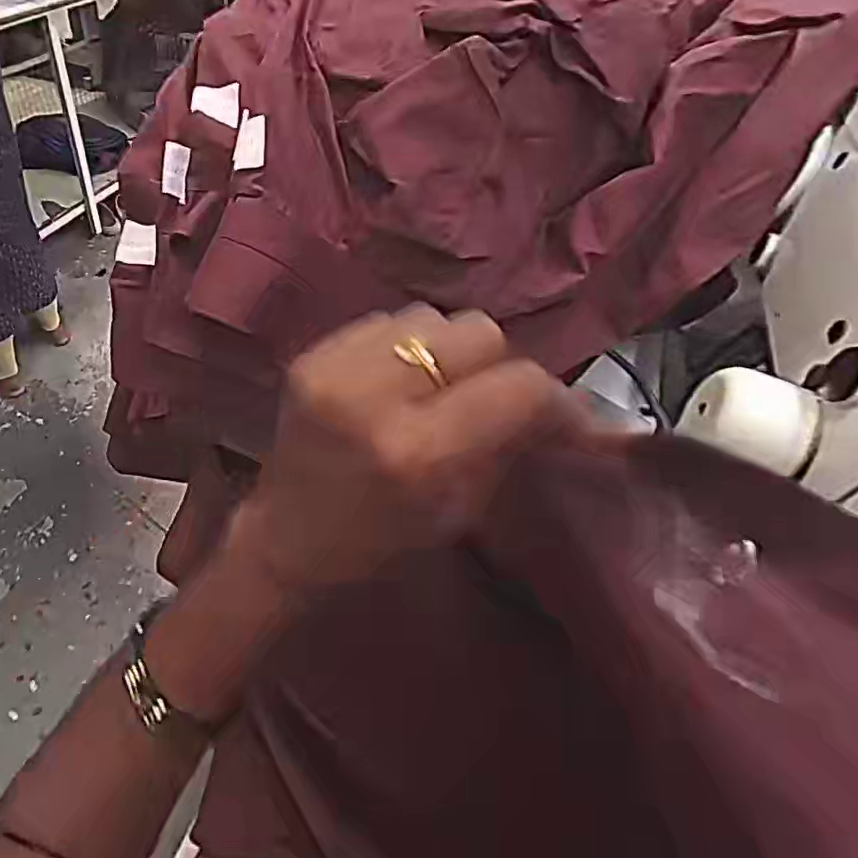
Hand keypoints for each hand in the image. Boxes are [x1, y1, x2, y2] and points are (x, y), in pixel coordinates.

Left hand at [226, 305, 592, 592]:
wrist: (287, 535)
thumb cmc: (379, 540)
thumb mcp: (460, 509)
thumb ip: (511, 444)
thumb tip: (570, 407)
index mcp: (417, 451)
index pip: (517, 386)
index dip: (556, 400)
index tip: (565, 418)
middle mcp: (373, 395)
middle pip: (476, 331)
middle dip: (498, 364)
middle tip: (491, 397)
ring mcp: (333, 366)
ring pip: (429, 317)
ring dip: (446, 349)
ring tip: (437, 386)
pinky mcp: (309, 354)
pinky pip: (383, 322)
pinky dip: (402, 346)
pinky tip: (396, 379)